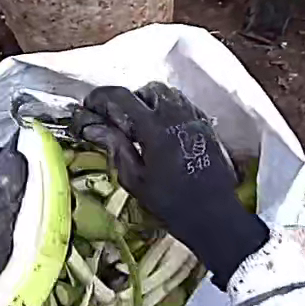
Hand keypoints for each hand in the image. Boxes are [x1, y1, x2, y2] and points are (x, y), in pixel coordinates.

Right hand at [68, 82, 268, 281]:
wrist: (213, 215)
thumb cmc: (170, 202)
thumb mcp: (134, 179)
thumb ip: (116, 147)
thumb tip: (96, 127)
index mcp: (154, 128)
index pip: (122, 97)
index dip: (101, 97)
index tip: (90, 106)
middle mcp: (176, 116)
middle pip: (147, 90)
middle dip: (129, 99)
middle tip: (118, 119)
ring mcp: (194, 119)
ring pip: (168, 94)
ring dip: (149, 102)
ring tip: (141, 124)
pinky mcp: (207, 127)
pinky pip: (184, 105)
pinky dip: (168, 110)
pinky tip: (163, 130)